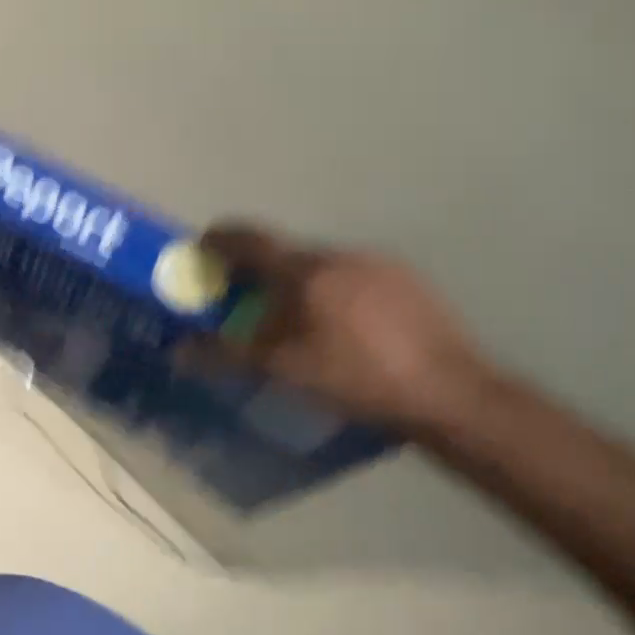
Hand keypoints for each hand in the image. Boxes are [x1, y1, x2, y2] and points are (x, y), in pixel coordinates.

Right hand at [198, 222, 489, 429]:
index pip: (245, 236)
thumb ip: (225, 353)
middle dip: (259, 271)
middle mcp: (339, 255)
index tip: (200, 252)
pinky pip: (357, 277)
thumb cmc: (356, 376)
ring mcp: (381, 266)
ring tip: (300, 321)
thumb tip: (179, 351)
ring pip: (322, 265)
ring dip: (300, 283)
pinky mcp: (413, 283)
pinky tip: (346, 330)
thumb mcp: (280, 368)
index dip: (216, 239)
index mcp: (302, 269)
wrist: (456, 398)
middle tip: (246, 301)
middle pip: (283, 252)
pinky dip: (337, 293)